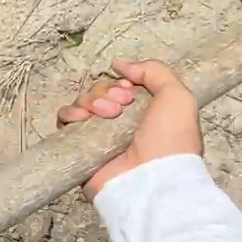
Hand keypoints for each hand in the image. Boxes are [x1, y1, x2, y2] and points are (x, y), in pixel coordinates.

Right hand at [57, 58, 202, 196]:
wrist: (150, 178)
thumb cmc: (169, 140)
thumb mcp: (178, 98)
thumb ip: (155, 72)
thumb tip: (119, 63)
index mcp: (143, 112)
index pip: (120, 86)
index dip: (121, 82)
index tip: (129, 91)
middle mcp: (119, 121)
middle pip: (99, 91)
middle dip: (105, 92)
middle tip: (119, 106)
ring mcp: (97, 133)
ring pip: (81, 102)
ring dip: (89, 101)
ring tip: (103, 115)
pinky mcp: (77, 145)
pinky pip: (64, 120)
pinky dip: (70, 114)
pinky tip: (82, 119)